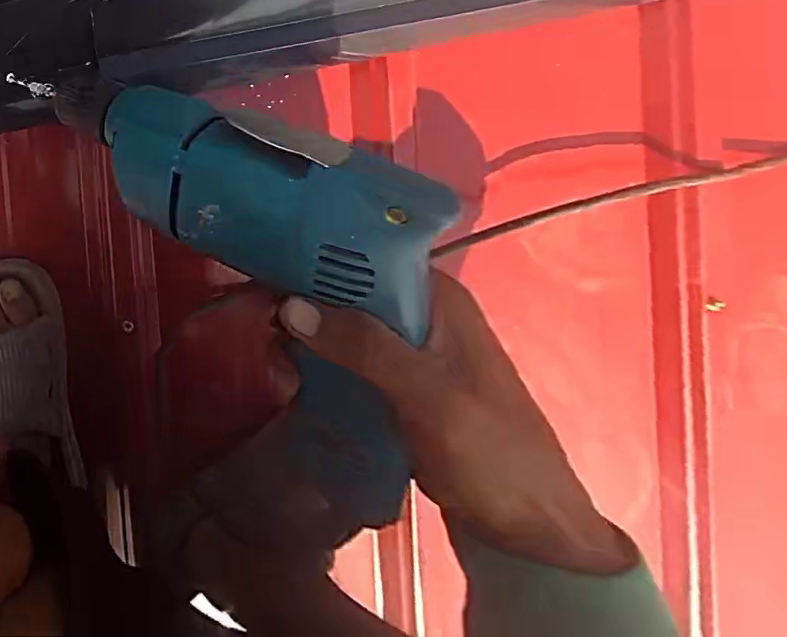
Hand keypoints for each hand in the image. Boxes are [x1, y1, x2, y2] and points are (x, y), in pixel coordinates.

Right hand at [279, 274, 637, 573]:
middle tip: (255, 306)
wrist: (530, 534)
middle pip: (345, 286)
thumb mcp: (428, 395)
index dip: (314, 251)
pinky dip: (314, 357)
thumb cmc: (491, 454)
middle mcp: (418, 313)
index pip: (365, 253)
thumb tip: (290, 306)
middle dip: (300, 295)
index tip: (263, 258)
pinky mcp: (391, 379)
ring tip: (260, 337)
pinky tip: (285, 366)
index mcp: (437, 298)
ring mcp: (405, 348)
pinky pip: (341, 353)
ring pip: (338, 321)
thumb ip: (364, 346)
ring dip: (303, 329)